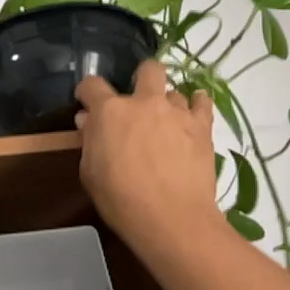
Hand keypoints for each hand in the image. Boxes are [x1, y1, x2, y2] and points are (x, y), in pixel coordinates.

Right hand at [75, 60, 222, 247]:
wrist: (171, 219)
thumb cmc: (121, 200)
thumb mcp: (90, 174)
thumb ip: (89, 141)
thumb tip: (88, 120)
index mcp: (110, 112)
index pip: (92, 85)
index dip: (87, 91)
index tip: (86, 101)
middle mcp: (144, 102)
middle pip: (147, 70)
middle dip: (141, 78)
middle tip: (138, 101)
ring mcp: (176, 112)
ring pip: (174, 91)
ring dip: (167, 103)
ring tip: (165, 122)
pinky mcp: (202, 126)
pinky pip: (202, 103)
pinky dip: (196, 105)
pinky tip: (192, 115)